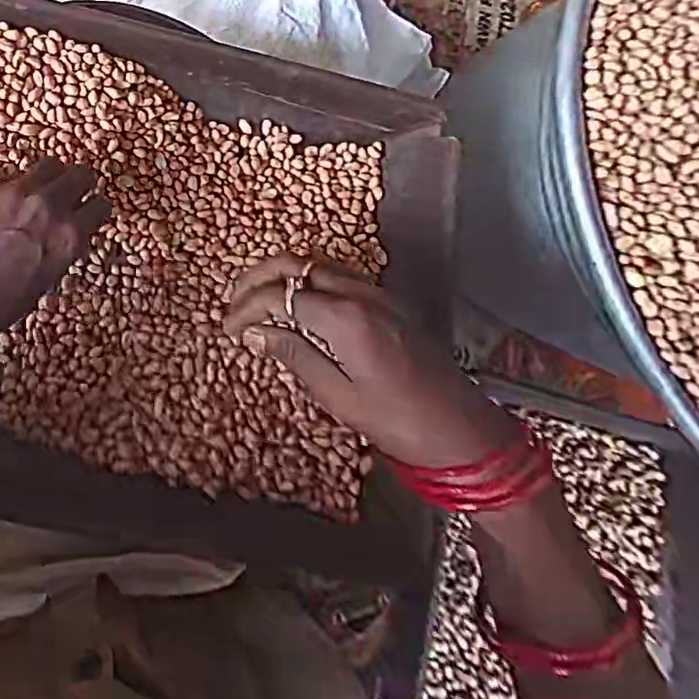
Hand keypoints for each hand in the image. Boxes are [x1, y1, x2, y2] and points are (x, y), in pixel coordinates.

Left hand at [0, 158, 110, 385]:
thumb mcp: (45, 281)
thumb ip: (62, 249)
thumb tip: (67, 233)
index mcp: (69, 238)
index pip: (100, 207)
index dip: (94, 211)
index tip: (89, 212)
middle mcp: (48, 208)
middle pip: (81, 175)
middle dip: (79, 186)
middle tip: (71, 195)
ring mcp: (16, 193)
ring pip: (51, 165)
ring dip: (52, 178)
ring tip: (42, 193)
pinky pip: (14, 176)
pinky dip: (17, 187)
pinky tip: (7, 206)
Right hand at [222, 255, 515, 469]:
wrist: (469, 434)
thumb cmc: (400, 423)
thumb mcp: (338, 396)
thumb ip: (294, 354)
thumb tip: (253, 332)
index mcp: (347, 319)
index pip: (280, 296)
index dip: (247, 308)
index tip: (228, 328)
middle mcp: (363, 295)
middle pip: (295, 264)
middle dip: (257, 279)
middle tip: (234, 302)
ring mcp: (380, 295)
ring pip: (316, 264)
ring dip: (281, 276)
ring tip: (257, 301)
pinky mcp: (390, 303)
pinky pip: (338, 277)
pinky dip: (307, 282)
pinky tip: (296, 306)